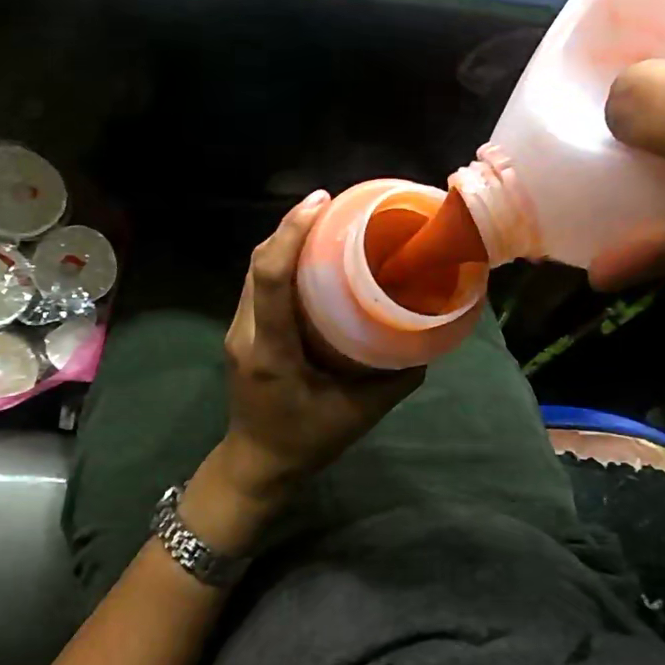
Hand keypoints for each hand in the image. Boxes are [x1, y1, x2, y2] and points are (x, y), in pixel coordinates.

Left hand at [210, 191, 424, 506]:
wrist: (256, 463)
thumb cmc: (307, 441)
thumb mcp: (360, 413)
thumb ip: (396, 375)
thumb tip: (427, 335)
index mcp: (271, 352)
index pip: (270, 279)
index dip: (291, 233)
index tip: (321, 201)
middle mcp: (245, 334)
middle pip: (258, 265)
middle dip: (290, 227)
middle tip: (332, 206)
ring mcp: (236, 332)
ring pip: (253, 272)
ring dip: (284, 243)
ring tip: (323, 223)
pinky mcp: (238, 333)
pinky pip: (256, 287)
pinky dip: (279, 264)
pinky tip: (309, 260)